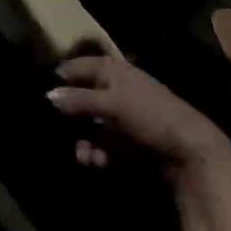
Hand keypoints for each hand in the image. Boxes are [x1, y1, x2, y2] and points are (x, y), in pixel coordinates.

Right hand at [47, 56, 230, 176]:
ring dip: (81, 141)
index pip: (72, 68)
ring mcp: (116, 115)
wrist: (191, 153)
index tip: (39, 98)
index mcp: (108, 69)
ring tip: (83, 156)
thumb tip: (47, 95)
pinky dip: (95, 152)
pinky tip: (96, 162)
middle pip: (77, 99)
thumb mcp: (112, 103)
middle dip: (67, 118)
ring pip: (86, 125)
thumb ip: (78, 99)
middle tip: (55, 133)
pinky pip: (99, 143)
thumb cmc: (150, 114)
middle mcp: (110, 87)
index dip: (56, 82)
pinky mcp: (122, 140)